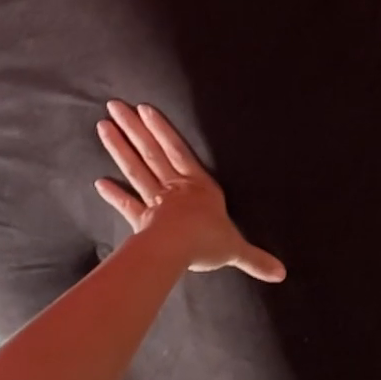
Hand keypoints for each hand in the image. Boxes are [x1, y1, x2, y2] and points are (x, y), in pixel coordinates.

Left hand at [94, 101, 285, 282]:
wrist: (178, 250)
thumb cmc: (208, 241)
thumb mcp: (236, 249)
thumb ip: (255, 259)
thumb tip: (281, 274)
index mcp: (199, 186)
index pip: (178, 150)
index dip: (162, 129)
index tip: (144, 108)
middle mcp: (174, 187)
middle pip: (151, 152)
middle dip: (133, 128)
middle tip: (114, 105)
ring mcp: (155, 201)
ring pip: (135, 169)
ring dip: (119, 149)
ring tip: (102, 127)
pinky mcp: (141, 220)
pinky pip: (127, 204)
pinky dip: (113, 194)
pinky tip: (99, 182)